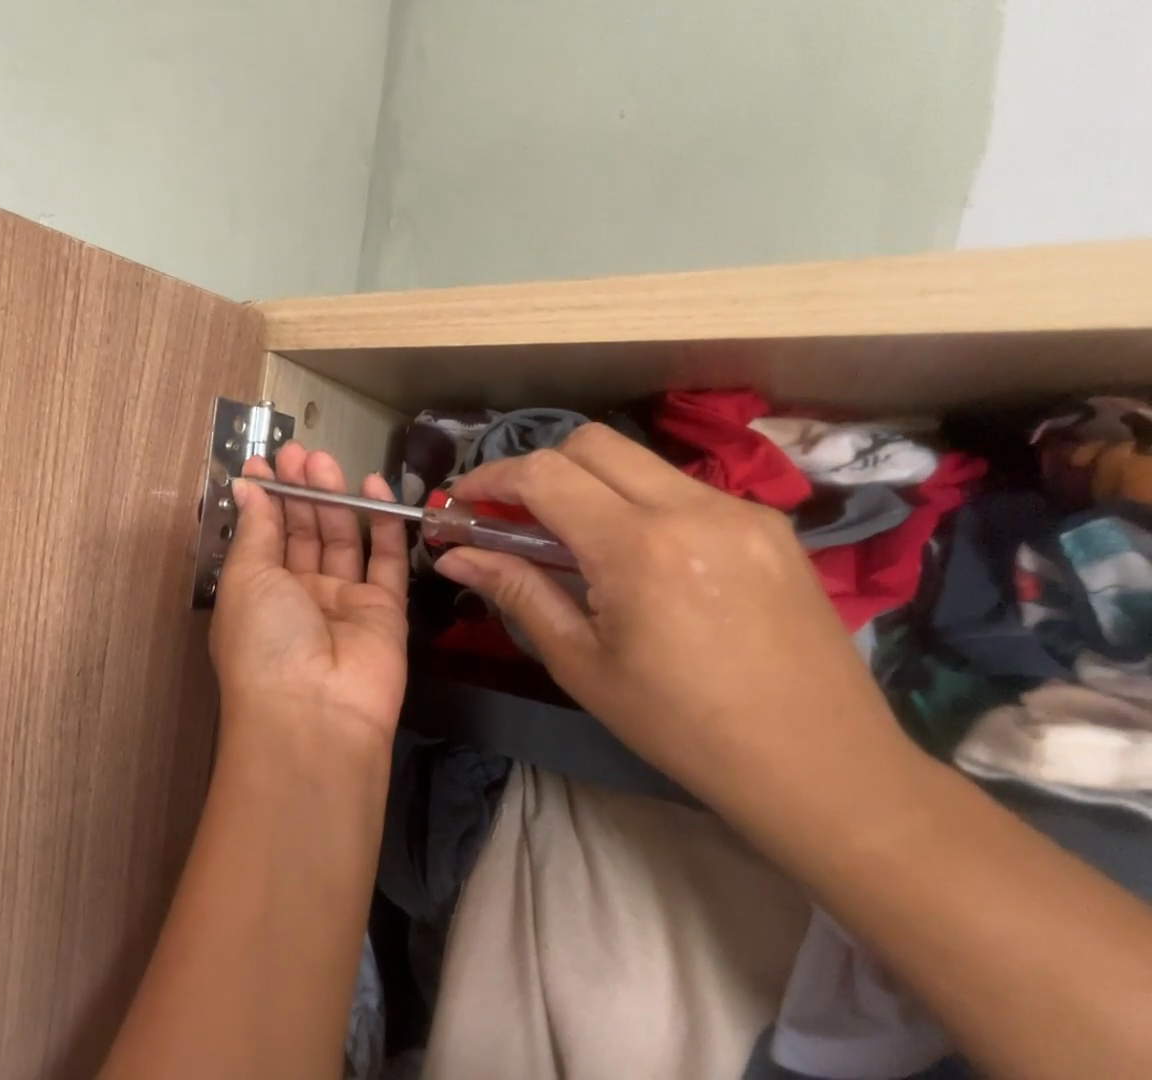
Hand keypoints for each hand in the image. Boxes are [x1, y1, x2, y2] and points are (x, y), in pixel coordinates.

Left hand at [210, 443, 408, 744]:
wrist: (314, 713)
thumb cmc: (264, 641)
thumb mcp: (246, 578)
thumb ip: (255, 529)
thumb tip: (246, 487)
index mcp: (256, 594)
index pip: (262, 536)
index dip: (264, 499)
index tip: (263, 462)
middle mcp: (297, 598)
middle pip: (302, 534)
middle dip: (299, 491)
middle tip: (298, 452)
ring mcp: (342, 604)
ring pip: (341, 541)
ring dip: (334, 499)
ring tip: (324, 460)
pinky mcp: (385, 611)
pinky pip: (385, 561)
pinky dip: (383, 524)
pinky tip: (373, 486)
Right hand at [432, 424, 907, 807]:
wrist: (817, 762)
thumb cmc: (680, 726)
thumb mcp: (581, 663)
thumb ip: (517, 593)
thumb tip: (455, 556)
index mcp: (639, 548)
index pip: (545, 474)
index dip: (491, 477)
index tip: (463, 502)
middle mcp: (693, 509)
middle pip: (591, 443)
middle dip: (538, 468)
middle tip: (512, 518)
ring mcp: (740, 511)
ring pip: (640, 461)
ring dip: (589, 483)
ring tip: (571, 541)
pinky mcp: (770, 525)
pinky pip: (683, 490)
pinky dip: (638, 503)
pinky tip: (636, 559)